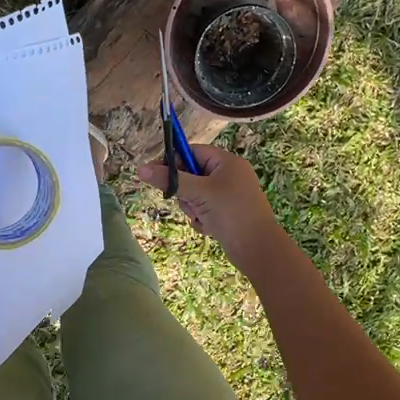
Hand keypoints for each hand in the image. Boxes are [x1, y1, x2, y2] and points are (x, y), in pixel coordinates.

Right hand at [136, 144, 287, 275]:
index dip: (174, 162)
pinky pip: (203, 210)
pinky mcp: (227, 212)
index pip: (192, 152)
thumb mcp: (198, 193)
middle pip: (192, 175)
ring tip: (202, 217)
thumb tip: (141, 169)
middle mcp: (229, 175)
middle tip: (189, 202)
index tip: (158, 176)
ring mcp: (228, 195)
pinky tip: (210, 228)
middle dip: (186, 192)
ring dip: (193, 208)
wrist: (257, 248)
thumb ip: (170, 180)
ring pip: (195, 195)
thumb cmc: (231, 213)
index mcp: (226, 162)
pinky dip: (202, 219)